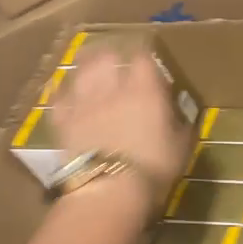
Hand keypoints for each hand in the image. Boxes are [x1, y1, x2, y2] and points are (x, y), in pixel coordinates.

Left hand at [53, 47, 191, 205]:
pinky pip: (59, 99)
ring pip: (81, 72)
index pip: (143, 56)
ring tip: (92, 71)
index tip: (149, 59)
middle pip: (106, 56)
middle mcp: (112, 88)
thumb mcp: (182, 144)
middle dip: (112, 55)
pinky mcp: (63, 122)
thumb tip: (178, 113)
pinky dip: (65, 93)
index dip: (145, 54)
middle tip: (117, 62)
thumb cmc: (155, 167)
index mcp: (145, 91)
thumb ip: (180, 122)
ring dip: (87, 68)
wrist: (112, 189)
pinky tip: (68, 95)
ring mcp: (84, 103)